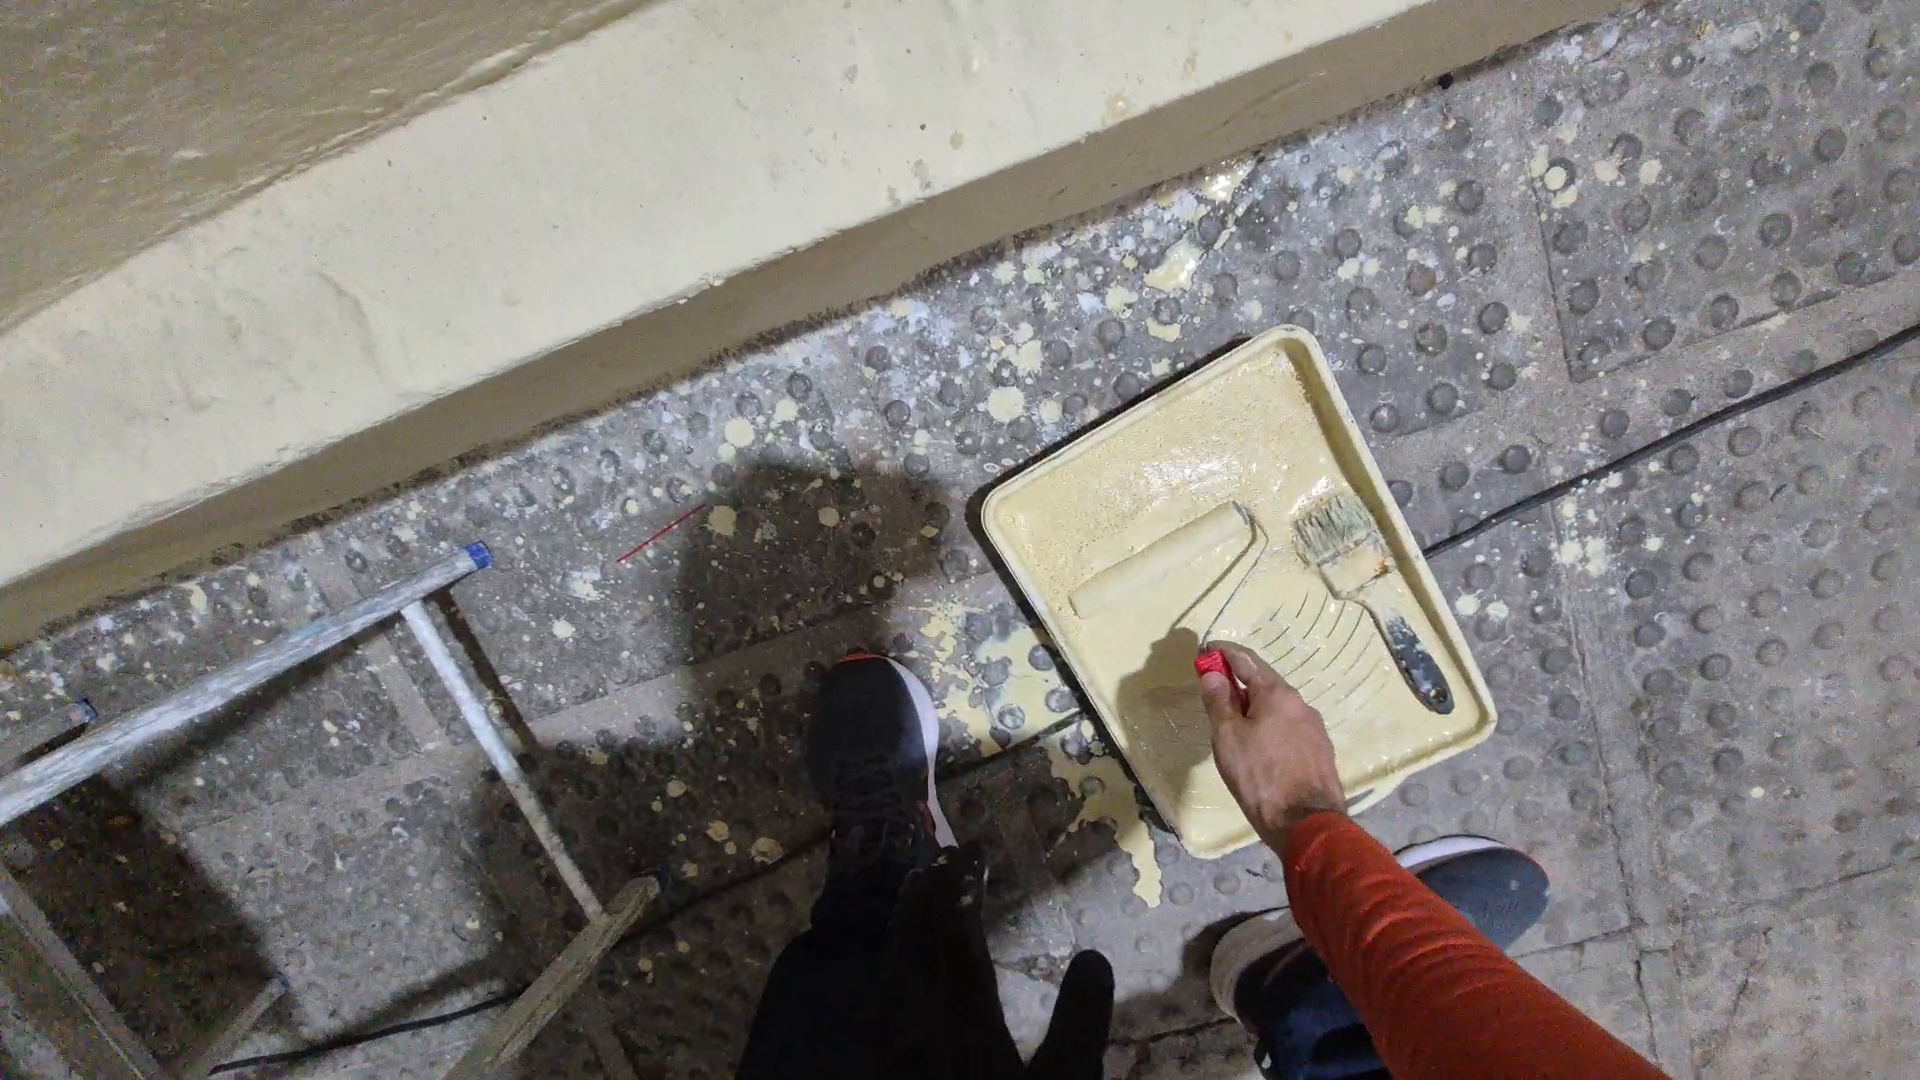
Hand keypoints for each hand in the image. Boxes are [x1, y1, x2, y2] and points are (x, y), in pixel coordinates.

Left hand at [887, 844, 1112, 1079]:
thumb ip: (1079, 1023)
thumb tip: (1094, 956)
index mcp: (969, 1015)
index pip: (961, 933)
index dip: (964, 888)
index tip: (973, 853)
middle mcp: (926, 1017)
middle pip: (923, 938)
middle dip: (934, 892)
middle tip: (946, 855)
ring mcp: (901, 1041)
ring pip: (897, 962)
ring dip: (907, 919)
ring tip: (917, 884)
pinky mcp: (890, 1064)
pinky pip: (887, 995)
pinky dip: (894, 961)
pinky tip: (899, 958)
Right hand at [1197, 641, 1345, 852]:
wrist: (1307, 823)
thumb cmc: (1259, 775)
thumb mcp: (1227, 736)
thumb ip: (1218, 701)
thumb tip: (1212, 673)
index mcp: (1276, 693)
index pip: (1245, 660)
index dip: (1222, 653)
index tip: (1205, 652)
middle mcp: (1300, 703)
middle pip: (1264, 681)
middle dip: (1238, 679)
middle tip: (1214, 687)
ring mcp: (1314, 727)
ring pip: (1277, 705)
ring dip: (1254, 703)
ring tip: (1233, 718)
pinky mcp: (1319, 750)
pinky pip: (1288, 725)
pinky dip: (1269, 722)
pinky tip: (1259, 741)